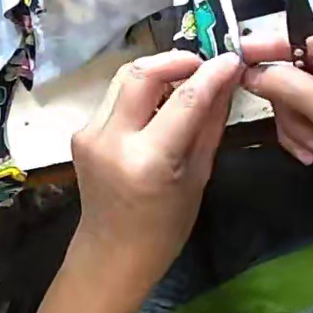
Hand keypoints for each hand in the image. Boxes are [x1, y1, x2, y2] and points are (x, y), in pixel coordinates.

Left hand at [69, 50, 243, 294]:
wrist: (111, 254)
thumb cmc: (165, 228)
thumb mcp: (198, 177)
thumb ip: (209, 124)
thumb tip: (226, 81)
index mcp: (147, 160)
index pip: (185, 100)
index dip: (212, 73)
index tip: (231, 58)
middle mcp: (112, 140)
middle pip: (142, 73)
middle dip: (176, 59)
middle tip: (202, 65)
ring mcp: (89, 134)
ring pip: (124, 78)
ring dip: (157, 72)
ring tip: (183, 81)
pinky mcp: (81, 133)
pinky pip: (115, 97)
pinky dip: (140, 92)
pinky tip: (158, 106)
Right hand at [240, 24, 312, 238]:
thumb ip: (284, 84)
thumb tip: (244, 71)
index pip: (293, 36)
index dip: (262, 52)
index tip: (230, 64)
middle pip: (289, 72)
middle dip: (292, 110)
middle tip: (308, 136)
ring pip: (293, 98)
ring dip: (299, 128)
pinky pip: (306, 115)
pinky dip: (307, 135)